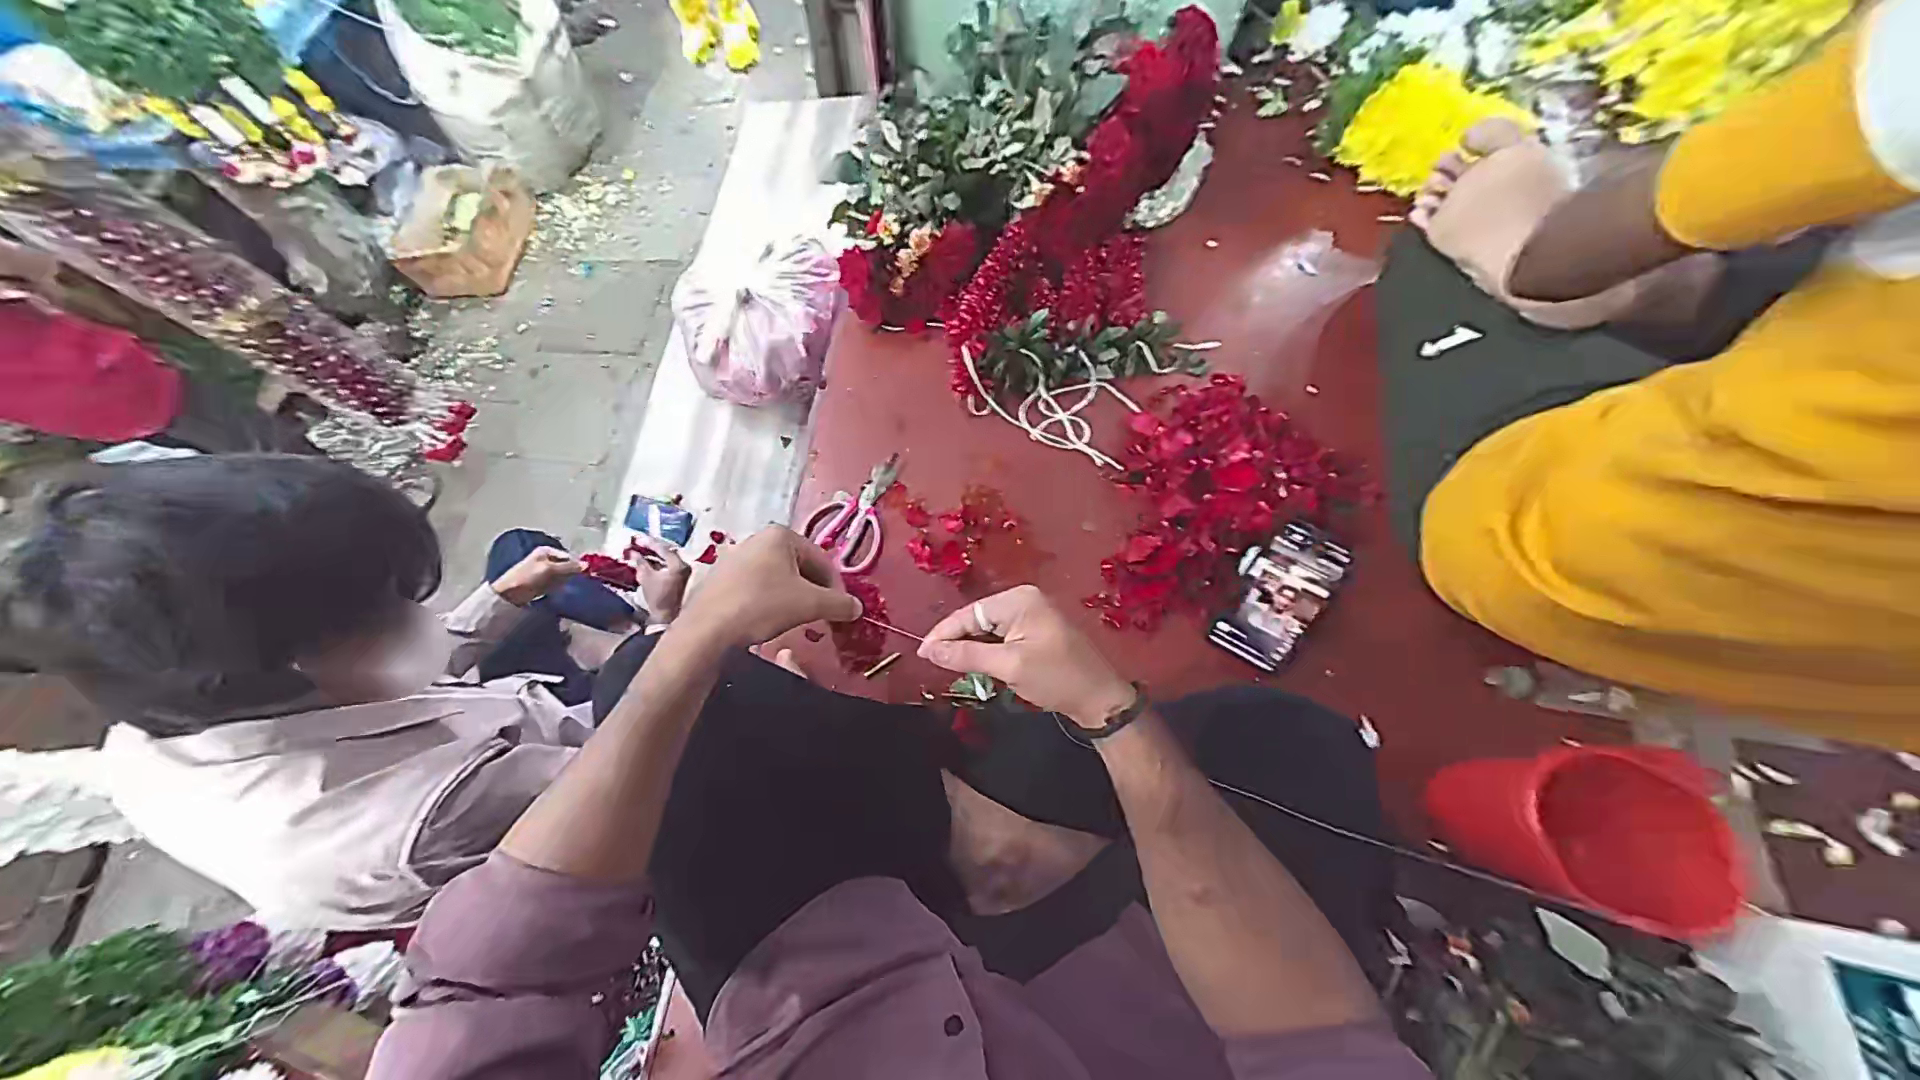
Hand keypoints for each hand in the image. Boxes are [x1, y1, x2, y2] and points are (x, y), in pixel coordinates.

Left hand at [493, 547, 584, 606]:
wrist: (508, 595)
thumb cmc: (527, 578)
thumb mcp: (550, 569)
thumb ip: (570, 567)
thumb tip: (588, 565)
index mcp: (546, 551)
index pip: (570, 556)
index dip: (577, 565)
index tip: (583, 575)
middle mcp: (546, 558)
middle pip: (567, 565)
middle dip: (572, 573)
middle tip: (576, 581)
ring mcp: (544, 571)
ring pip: (564, 574)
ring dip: (567, 580)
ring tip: (567, 586)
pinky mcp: (543, 582)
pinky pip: (558, 582)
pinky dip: (561, 586)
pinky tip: (560, 590)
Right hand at [628, 533, 690, 624]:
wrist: (667, 617)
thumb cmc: (658, 598)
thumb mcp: (646, 578)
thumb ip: (641, 563)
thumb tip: (634, 553)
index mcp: (678, 564)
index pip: (663, 548)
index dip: (648, 543)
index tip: (637, 539)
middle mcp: (684, 566)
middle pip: (667, 552)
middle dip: (651, 548)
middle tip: (637, 543)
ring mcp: (684, 572)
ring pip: (667, 559)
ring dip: (654, 556)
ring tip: (639, 552)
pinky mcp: (682, 578)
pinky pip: (668, 566)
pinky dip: (658, 563)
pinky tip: (647, 563)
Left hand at [674, 527, 862, 647]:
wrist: (708, 630)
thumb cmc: (763, 606)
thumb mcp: (811, 605)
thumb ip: (840, 603)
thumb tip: (856, 608)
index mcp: (780, 535)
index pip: (822, 560)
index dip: (836, 587)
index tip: (841, 609)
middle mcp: (756, 538)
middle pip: (799, 567)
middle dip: (814, 591)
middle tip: (821, 615)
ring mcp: (734, 557)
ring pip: (777, 577)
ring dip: (793, 597)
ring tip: (796, 619)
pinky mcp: (719, 577)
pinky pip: (755, 586)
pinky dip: (769, 601)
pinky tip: (768, 620)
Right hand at [917, 585, 1135, 727]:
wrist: (1100, 698)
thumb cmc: (1057, 679)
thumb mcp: (1008, 667)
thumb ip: (966, 656)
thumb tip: (928, 650)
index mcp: (1019, 600)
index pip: (969, 614)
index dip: (943, 634)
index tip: (921, 653)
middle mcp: (1024, 598)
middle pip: (977, 619)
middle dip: (956, 641)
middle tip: (933, 662)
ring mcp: (1032, 613)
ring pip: (987, 629)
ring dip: (971, 648)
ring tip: (949, 666)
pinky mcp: (1036, 629)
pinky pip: (1002, 635)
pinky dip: (988, 650)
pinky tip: (976, 665)